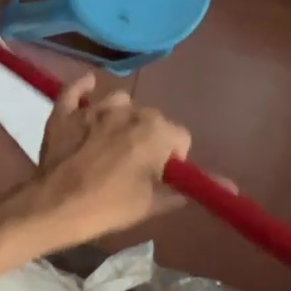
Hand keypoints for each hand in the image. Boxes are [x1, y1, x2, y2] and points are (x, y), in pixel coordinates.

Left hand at [4, 74, 196, 249]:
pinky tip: (89, 85)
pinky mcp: (63, 112)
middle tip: (136, 165)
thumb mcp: (157, 200)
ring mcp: (92, 109)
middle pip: (149, 117)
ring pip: (117, 101)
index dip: (173, 157)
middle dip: (148, 137)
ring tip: (113, 141)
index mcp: (155, 130)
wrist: (59, 203)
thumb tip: (231, 186)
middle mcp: (126, 111)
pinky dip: (83, 87)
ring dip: (121, 116)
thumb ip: (192, 186)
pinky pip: (74, 90)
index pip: (178, 137)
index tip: (160, 175)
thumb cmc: (113, 204)